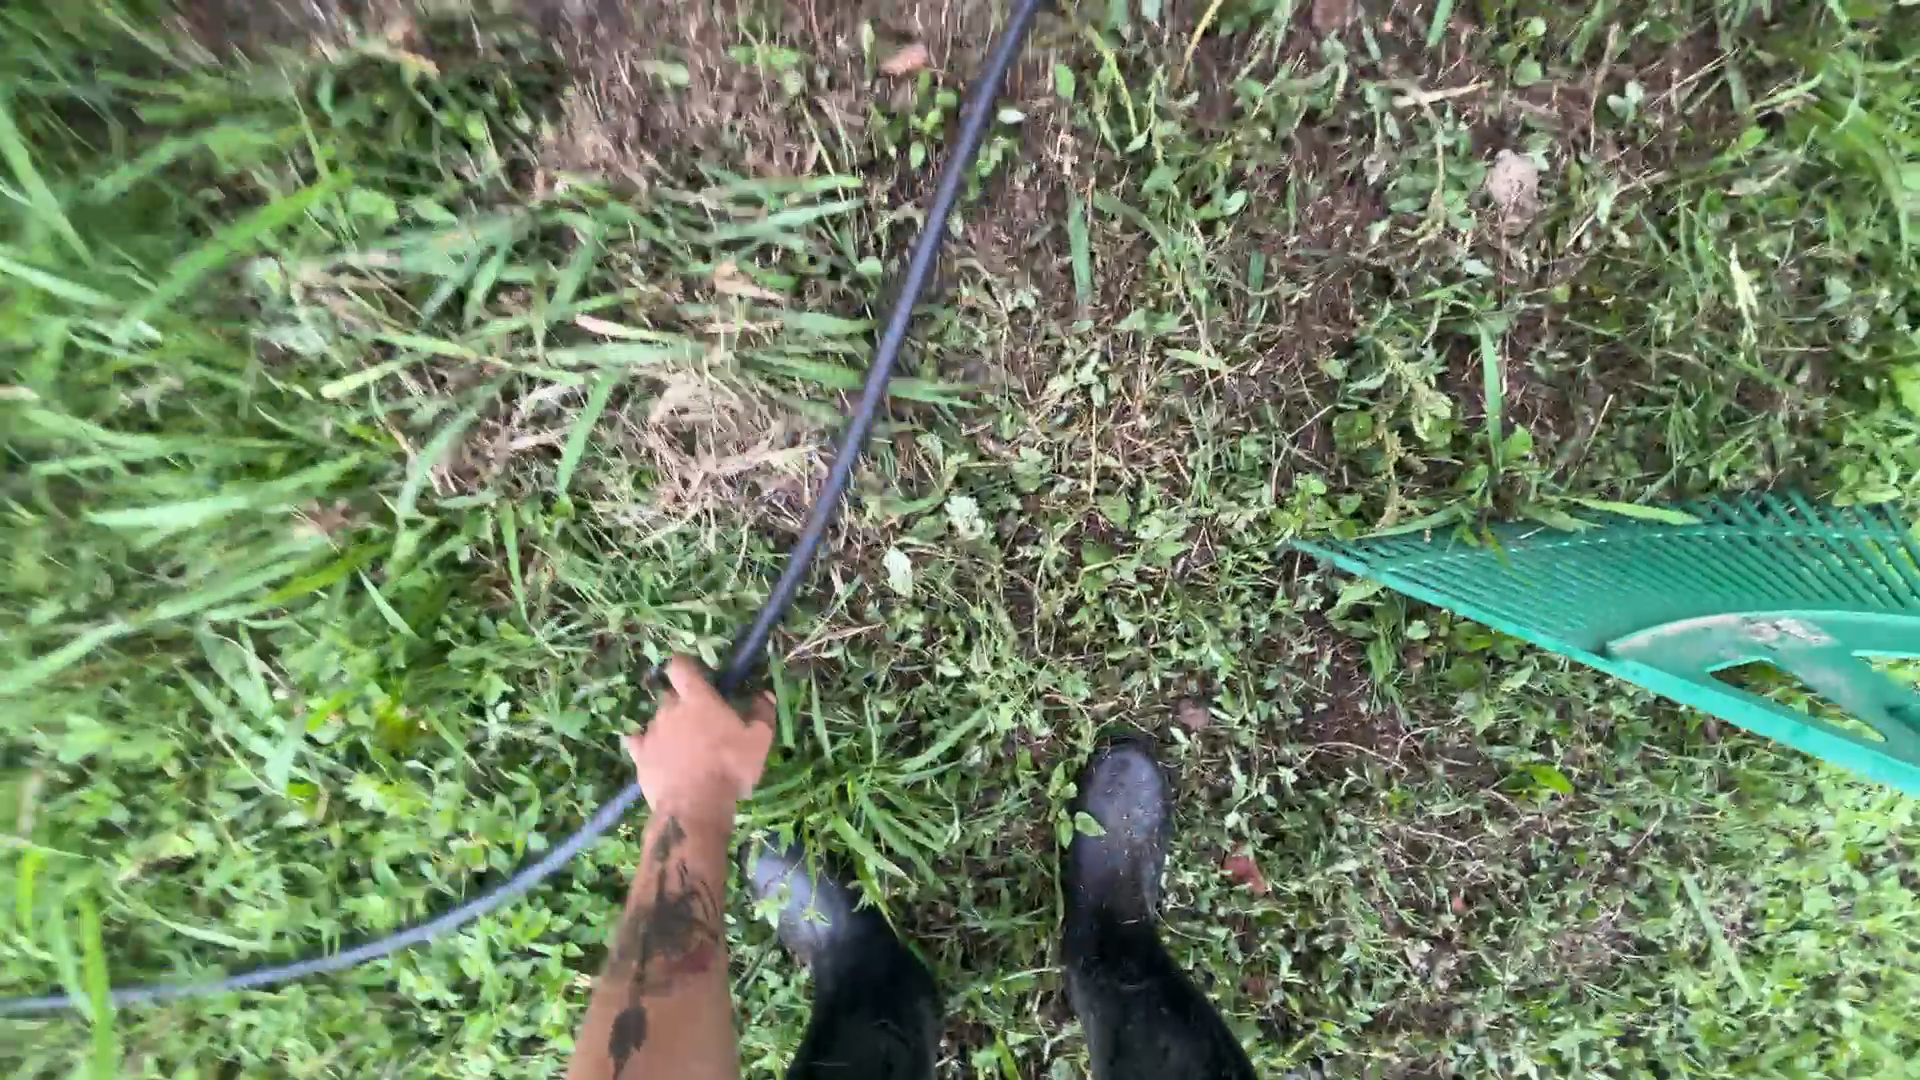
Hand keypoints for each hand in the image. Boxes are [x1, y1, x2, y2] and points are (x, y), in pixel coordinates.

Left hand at [625, 656, 775, 822]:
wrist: (696, 806)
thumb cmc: (730, 766)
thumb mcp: (760, 739)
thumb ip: (762, 713)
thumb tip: (764, 695)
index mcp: (698, 698)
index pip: (680, 667)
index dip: (683, 664)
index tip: (692, 671)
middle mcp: (670, 709)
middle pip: (670, 694)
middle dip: (681, 700)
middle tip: (698, 717)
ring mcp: (652, 733)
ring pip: (658, 719)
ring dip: (669, 725)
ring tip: (684, 744)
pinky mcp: (640, 757)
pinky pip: (638, 741)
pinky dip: (646, 742)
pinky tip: (656, 751)